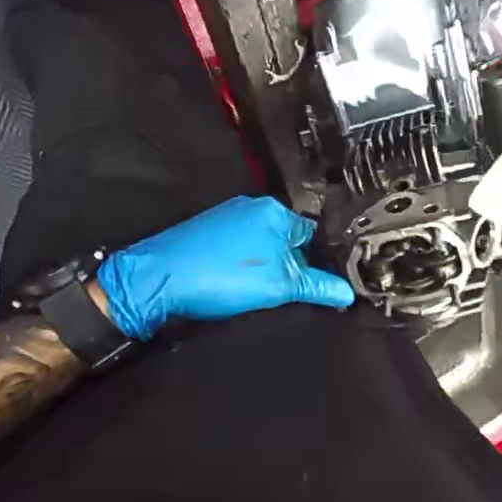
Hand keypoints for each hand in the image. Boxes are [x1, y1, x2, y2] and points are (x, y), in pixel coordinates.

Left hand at [96, 196, 354, 339]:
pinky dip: (242, 269)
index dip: (319, 263)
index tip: (321, 284)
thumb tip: (345, 293)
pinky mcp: (208, 235)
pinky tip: (233, 287)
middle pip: (288, 241)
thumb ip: (317, 287)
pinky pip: (240, 252)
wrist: (155, 282)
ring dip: (265, 270)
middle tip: (286, 292)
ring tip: (255, 292)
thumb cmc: (214, 275)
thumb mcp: (279, 287)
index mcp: (273, 211)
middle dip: (290, 267)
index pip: (314, 236)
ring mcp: (227, 220)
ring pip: (263, 248)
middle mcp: (251, 209)